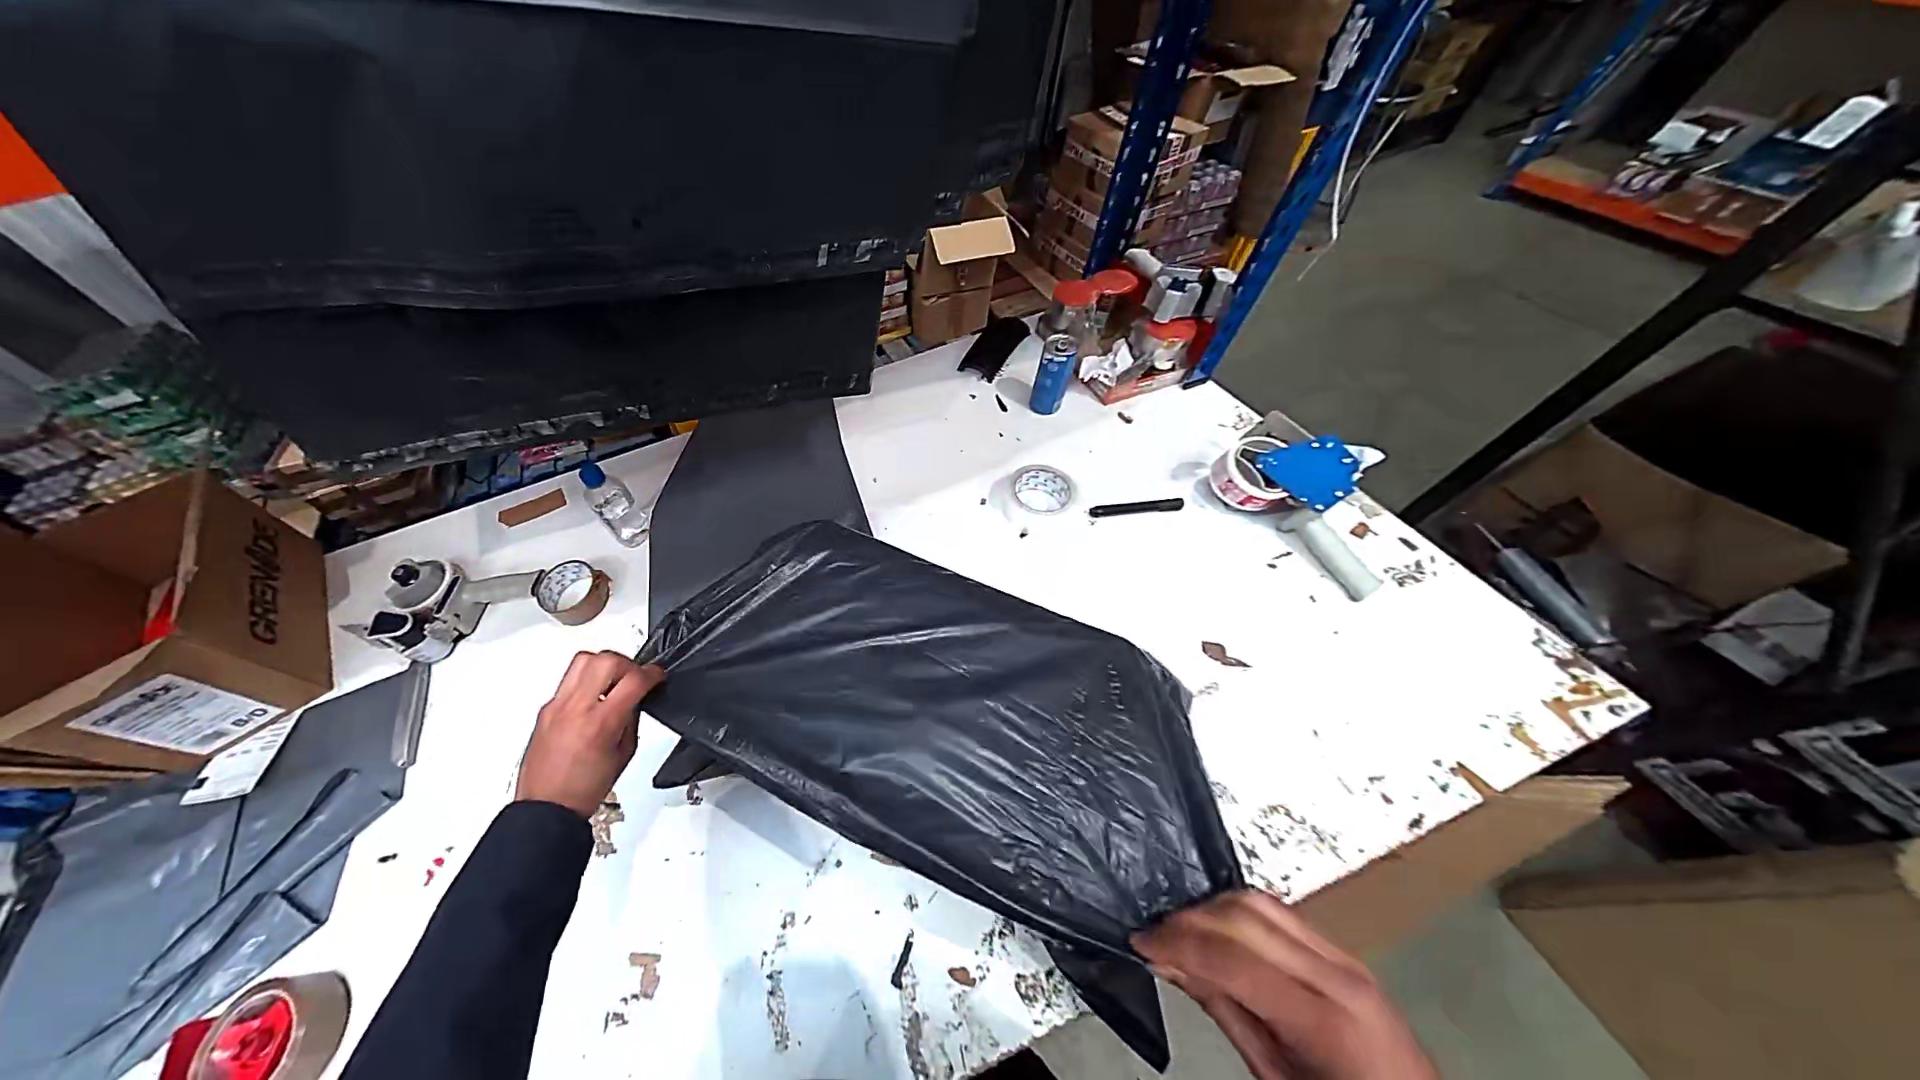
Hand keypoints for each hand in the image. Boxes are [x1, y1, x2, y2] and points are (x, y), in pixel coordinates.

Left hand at [516, 651, 664, 818]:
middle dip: (628, 664)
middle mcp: (575, 709)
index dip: (653, 673)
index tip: (657, 675)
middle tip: (635, 677)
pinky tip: (594, 698)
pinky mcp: (545, 709)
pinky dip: (587, 681)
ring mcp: (556, 707)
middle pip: (606, 660)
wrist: (546, 806)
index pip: (634, 679)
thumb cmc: (582, 789)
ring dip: (605, 665)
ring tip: (613, 682)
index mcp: (600, 723)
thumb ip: (631, 718)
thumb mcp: (624, 752)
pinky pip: (569, 680)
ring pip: (583, 660)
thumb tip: (636, 696)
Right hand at [1133, 890, 1436, 1079]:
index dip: (1178, 943)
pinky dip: (1239, 913)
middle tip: (1154, 935)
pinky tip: (1218, 929)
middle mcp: (1338, 977)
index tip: (1143, 942)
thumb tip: (1174, 965)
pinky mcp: (1344, 954)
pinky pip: (1282, 913)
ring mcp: (1346, 959)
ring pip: (1261, 902)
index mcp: (1323, 1020)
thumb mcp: (1277, 1079)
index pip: (1232, 958)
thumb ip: (1226, 1013)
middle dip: (1189, 919)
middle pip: (1246, 916)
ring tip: (1180, 931)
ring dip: (1211, 908)